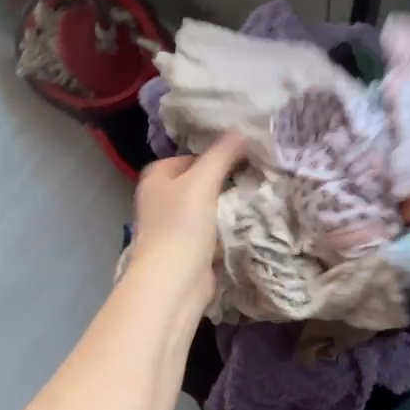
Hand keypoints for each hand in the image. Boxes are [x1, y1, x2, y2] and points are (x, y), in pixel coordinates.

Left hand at [131, 132, 244, 297]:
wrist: (175, 280)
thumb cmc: (183, 225)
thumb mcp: (203, 181)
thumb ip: (222, 154)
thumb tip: (244, 130)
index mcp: (156, 177)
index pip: (190, 156)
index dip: (215, 155)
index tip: (244, 158)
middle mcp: (160, 199)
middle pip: (198, 182)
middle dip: (223, 181)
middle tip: (253, 177)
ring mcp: (172, 226)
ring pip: (206, 207)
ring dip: (226, 206)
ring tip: (253, 198)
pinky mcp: (187, 249)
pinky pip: (210, 231)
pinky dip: (224, 229)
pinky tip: (243, 225)